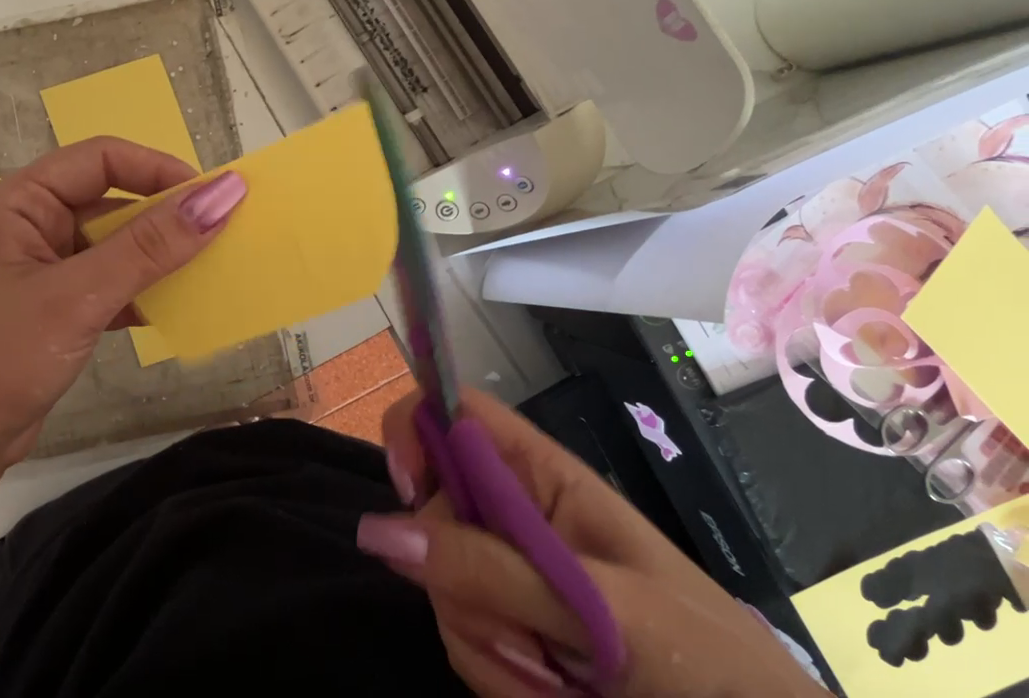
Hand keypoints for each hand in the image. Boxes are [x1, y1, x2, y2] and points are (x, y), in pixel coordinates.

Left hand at [0, 138, 246, 513]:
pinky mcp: (49, 310)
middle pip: (108, 200)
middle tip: (225, 237)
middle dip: (163, 217)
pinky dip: (138, 294)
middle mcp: (27, 225)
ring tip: (211, 272)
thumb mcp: (79, 297)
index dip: (159, 169)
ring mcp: (38, 270)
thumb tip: (224, 193)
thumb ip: (151, 245)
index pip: (101, 159)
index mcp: (19, 202)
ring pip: (111, 246)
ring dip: (155, 259)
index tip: (217, 195)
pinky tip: (174, 311)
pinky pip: (105, 285)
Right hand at [359, 389, 828, 697]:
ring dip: (487, 639)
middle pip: (430, 511)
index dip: (416, 431)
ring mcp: (506, 576)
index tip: (409, 488)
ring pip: (438, 582)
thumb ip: (492, 569)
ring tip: (558, 676)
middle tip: (525, 629)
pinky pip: (459, 635)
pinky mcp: (505, 630)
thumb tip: (376, 530)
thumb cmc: (711, 666)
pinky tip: (550, 689)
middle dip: (460, 577)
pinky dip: (496, 672)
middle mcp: (515, 519)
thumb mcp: (606, 611)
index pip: (456, 416)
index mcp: (547, 482)